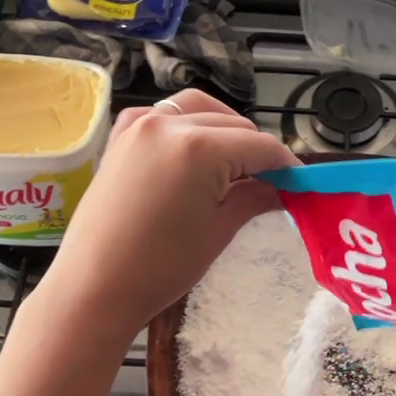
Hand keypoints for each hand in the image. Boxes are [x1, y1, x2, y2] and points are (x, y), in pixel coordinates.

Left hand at [35, 89, 296, 333]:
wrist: (94, 285)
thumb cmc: (161, 267)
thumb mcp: (218, 231)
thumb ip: (254, 198)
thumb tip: (282, 188)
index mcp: (200, 148)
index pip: (261, 146)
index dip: (286, 165)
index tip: (301, 184)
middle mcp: (169, 123)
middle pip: (234, 125)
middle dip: (256, 151)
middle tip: (269, 184)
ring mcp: (139, 124)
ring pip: (200, 110)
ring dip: (225, 131)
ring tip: (235, 166)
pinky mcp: (120, 135)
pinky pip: (166, 115)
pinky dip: (188, 125)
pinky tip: (195, 152)